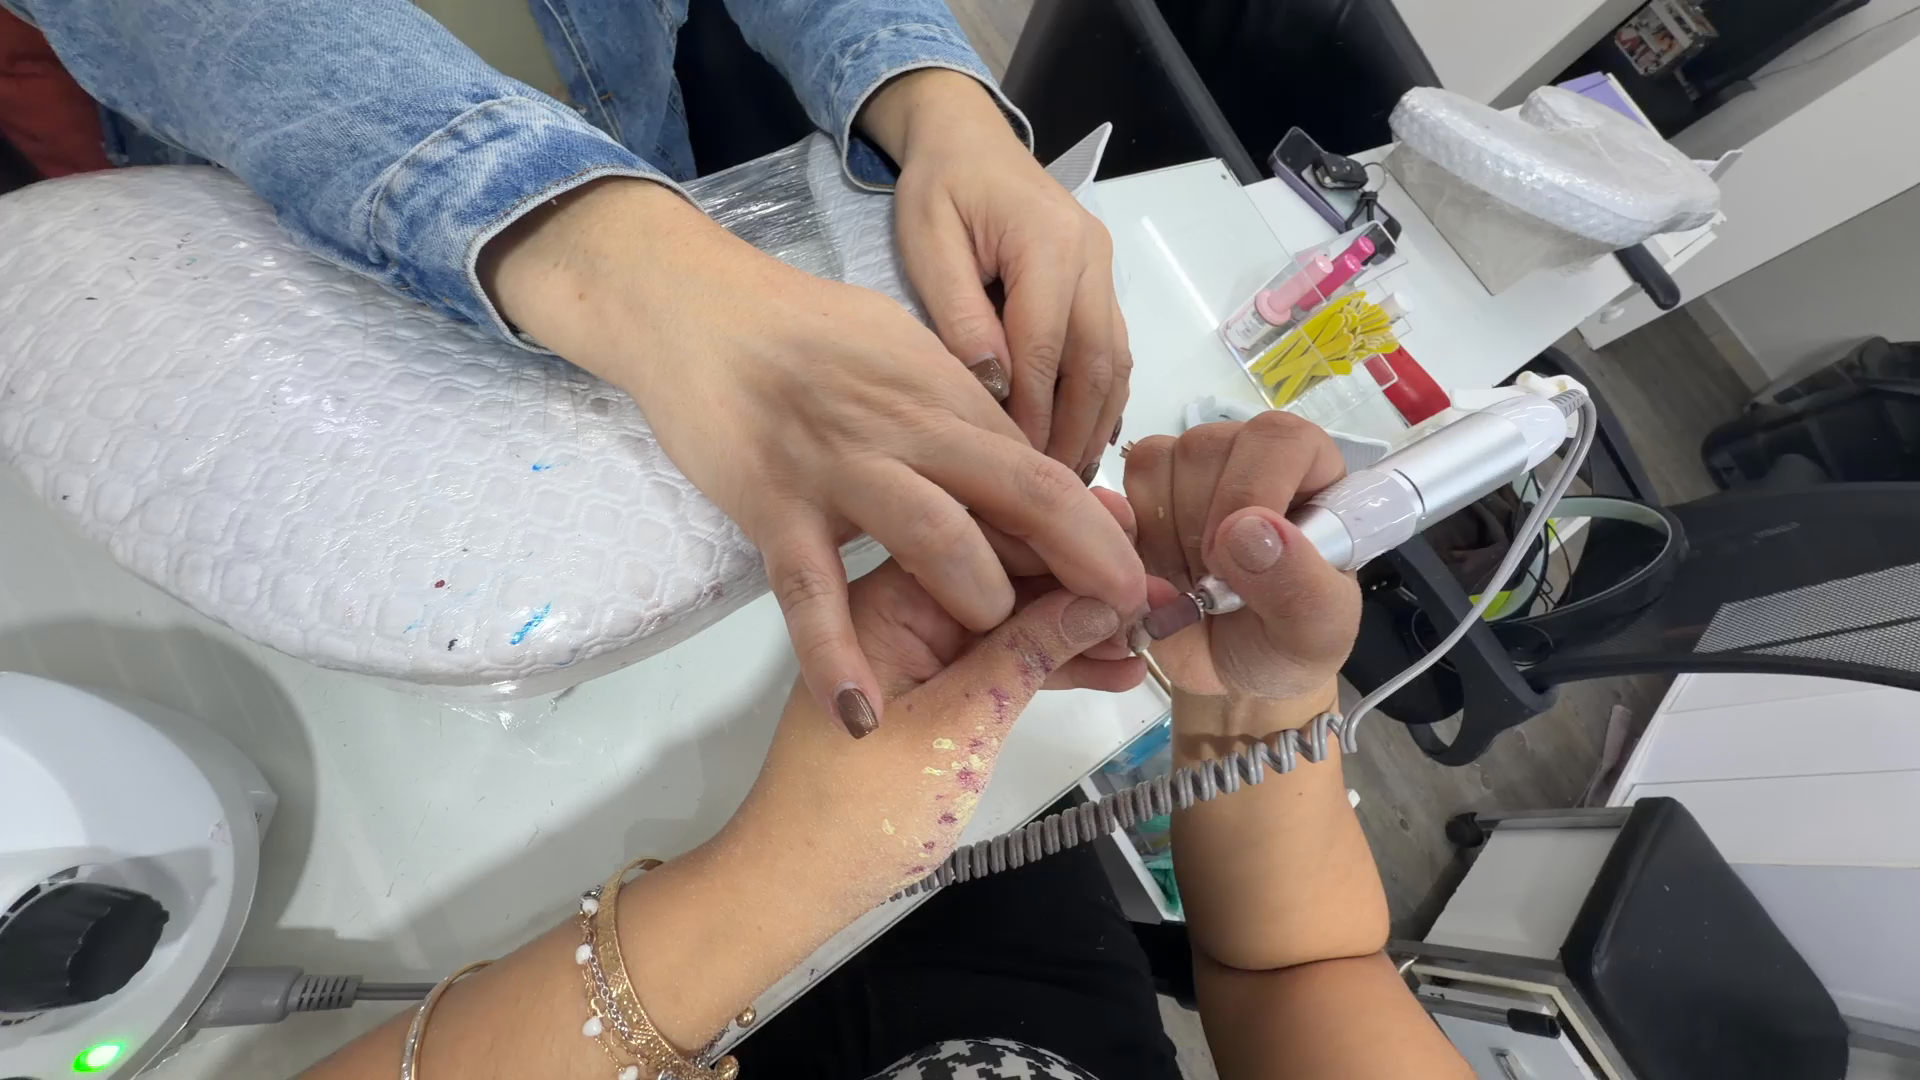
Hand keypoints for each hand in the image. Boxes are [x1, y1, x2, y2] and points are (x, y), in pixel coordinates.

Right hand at [481, 179, 1145, 739]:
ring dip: (985, 599)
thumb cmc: (811, 329)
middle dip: (1082, 567)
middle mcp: (907, 431)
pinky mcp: (773, 509)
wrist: (698, 309)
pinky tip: (862, 713)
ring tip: (1001, 643)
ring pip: (935, 539)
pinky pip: (809, 591)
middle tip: (1125, 627)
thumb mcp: (907, 351)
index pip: (1039, 465)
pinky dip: (832, 655)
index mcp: (946, 393)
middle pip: (1017, 498)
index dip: (1097, 527)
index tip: (1136, 574)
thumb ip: (967, 409)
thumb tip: (1029, 457)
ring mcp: (840, 471)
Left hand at [728, 547, 1144, 895]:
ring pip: (1016, 618)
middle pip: (1009, 575)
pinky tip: (1113, 669)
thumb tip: (1102, 596)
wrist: (801, 881)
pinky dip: (1053, 666)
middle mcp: (909, 604)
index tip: (1136, 556)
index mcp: (894, 594)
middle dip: (1085, 587)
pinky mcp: (941, 681)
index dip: (1068, 547)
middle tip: (1160, 596)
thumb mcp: (956, 726)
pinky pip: (1004, 658)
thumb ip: (1027, 653)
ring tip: (1150, 636)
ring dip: (1080, 630)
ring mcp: (926, 644)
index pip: (989, 541)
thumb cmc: (860, 809)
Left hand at [863, 70, 1129, 477]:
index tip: (1015, 467)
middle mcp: (1091, 258)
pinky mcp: (1101, 285)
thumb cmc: (938, 190)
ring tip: (1069, 477)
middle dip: (1072, 430)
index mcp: (1047, 242)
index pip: (1046, 346)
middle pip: (1095, 362)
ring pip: (1115, 362)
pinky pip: (1114, 351)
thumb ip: (959, 314)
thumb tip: (993, 386)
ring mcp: (1104, 271)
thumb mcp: (928, 243)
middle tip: (1049, 489)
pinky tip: (1084, 437)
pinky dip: (1102, 400)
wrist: (969, 141)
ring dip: (1094, 423)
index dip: (1033, 412)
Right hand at [1122, 412, 1360, 698]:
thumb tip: (1246, 529)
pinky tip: (1155, 577)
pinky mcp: (1139, 495)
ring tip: (1188, 585)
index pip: (1278, 439)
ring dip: (1163, 539)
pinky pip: (1116, 493)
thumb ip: (1299, 585)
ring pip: (1155, 466)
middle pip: (1204, 450)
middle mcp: (1245, 457)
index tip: (1233, 558)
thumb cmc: (1282, 646)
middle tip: (1213, 588)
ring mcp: (1186, 472)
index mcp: (1309, 472)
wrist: (1225, 676)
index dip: (1249, 491)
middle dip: (1198, 529)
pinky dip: (1128, 542)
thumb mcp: (1313, 634)